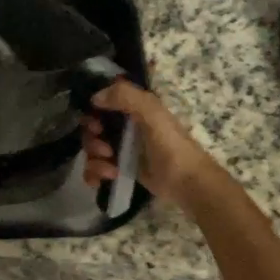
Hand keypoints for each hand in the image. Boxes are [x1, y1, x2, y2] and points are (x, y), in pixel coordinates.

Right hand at [82, 80, 231, 209]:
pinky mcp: (119, 169)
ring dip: (94, 160)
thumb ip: (126, 96)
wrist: (187, 183)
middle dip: (92, 139)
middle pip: (92, 128)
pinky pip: (95, 168)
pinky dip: (94, 174)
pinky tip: (103, 179)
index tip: (95, 123)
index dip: (93, 111)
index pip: (102, 102)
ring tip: (110, 170)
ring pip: (92, 149)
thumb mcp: (152, 113)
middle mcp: (124, 126)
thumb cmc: (171, 145)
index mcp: (133, 109)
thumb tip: (95, 98)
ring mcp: (121, 149)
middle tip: (105, 150)